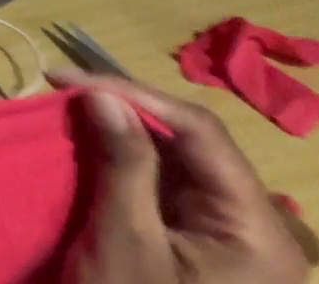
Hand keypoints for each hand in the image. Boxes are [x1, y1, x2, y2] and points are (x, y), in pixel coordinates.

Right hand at [51, 69, 309, 283]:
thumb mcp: (125, 238)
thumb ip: (123, 164)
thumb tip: (102, 95)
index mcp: (258, 230)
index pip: (202, 134)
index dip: (135, 94)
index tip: (66, 79)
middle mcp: (256, 223)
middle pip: (194, 141)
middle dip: (126, 106)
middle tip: (60, 87)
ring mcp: (228, 229)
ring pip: (178, 154)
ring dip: (121, 125)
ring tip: (67, 105)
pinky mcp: (199, 233)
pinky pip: (165, 177)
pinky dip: (123, 151)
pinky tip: (88, 136)